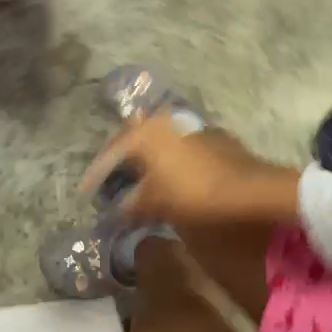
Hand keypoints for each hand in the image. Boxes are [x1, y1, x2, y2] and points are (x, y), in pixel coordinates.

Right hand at [78, 116, 301, 225]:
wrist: (247, 188)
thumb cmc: (193, 193)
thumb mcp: (155, 203)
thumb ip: (131, 205)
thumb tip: (115, 211)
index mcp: (146, 133)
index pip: (112, 151)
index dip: (97, 173)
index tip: (84, 192)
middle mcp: (163, 121)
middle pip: (133, 139)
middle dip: (120, 159)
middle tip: (109, 179)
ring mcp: (188, 126)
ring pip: (156, 140)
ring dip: (144, 159)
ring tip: (137, 179)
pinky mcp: (209, 137)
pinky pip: (176, 147)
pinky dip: (166, 160)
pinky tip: (168, 177)